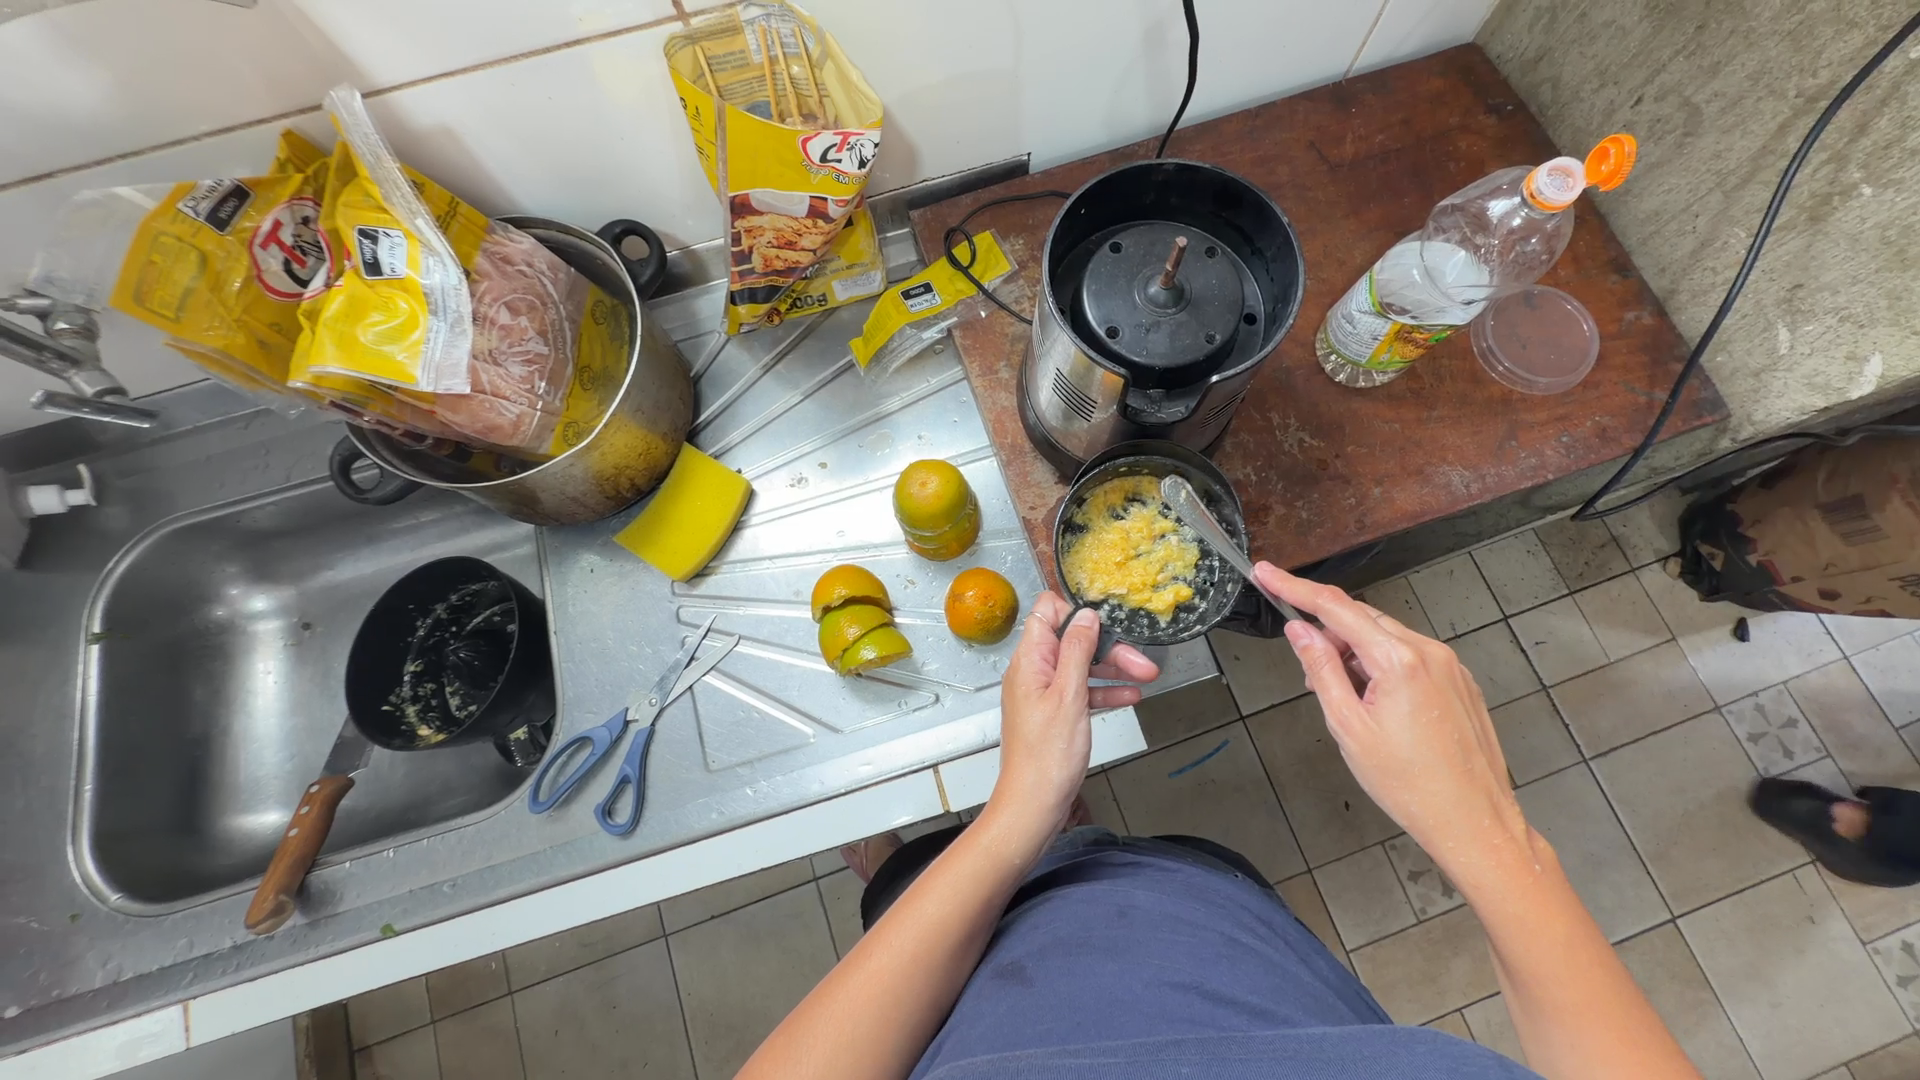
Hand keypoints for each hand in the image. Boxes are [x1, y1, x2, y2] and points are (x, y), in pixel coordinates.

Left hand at [991, 592, 1158, 834]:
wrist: (1034, 803)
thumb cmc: (1046, 756)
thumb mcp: (1068, 695)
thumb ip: (1076, 651)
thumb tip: (1084, 615)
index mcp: (1029, 660)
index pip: (1046, 612)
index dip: (1076, 612)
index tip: (1107, 623)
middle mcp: (1033, 671)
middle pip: (1072, 641)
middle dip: (1108, 647)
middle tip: (1142, 662)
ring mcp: (1043, 692)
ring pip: (1080, 667)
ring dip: (1112, 669)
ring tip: (1146, 677)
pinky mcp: (1054, 712)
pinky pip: (1081, 691)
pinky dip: (1104, 691)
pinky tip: (1130, 696)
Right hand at [1254, 563, 1532, 886]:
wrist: (1473, 822)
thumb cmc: (1408, 783)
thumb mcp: (1348, 726)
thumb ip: (1320, 669)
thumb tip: (1299, 631)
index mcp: (1398, 660)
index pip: (1335, 608)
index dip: (1294, 587)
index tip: (1266, 572)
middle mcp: (1429, 652)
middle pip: (1361, 619)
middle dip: (1327, 634)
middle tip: (1308, 673)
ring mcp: (1449, 665)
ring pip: (1384, 637)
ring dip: (1354, 653)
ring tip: (1346, 701)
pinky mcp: (1459, 680)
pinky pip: (1408, 654)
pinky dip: (1380, 664)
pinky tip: (1374, 701)